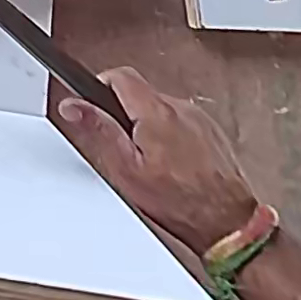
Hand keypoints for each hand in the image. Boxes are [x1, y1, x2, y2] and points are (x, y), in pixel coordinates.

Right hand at [53, 67, 257, 253]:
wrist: (228, 224)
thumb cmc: (179, 201)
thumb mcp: (125, 167)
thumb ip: (98, 129)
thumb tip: (73, 106)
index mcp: (156, 112)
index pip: (121, 75)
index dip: (101, 85)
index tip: (96, 102)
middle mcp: (181, 109)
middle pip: (140, 91)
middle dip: (125, 111)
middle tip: (123, 143)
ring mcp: (200, 119)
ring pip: (159, 106)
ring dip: (148, 123)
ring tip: (148, 156)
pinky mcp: (212, 131)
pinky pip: (180, 119)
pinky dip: (169, 133)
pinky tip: (169, 159)